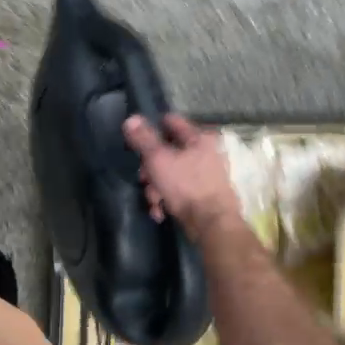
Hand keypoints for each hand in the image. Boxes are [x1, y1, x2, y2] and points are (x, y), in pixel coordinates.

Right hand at [124, 114, 241, 235]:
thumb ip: (143, 138)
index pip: (170, 121)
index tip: (137, 144)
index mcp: (199, 138)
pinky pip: (179, 190)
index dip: (150, 130)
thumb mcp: (158, 158)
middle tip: (143, 179)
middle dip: (150, 168)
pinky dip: (167, 199)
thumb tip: (131, 119)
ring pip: (170, 173)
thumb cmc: (186, 186)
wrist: (213, 226)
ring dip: (156, 187)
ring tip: (153, 201)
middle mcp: (206, 153)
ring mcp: (206, 175)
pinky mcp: (205, 195)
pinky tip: (160, 211)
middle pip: (167, 151)